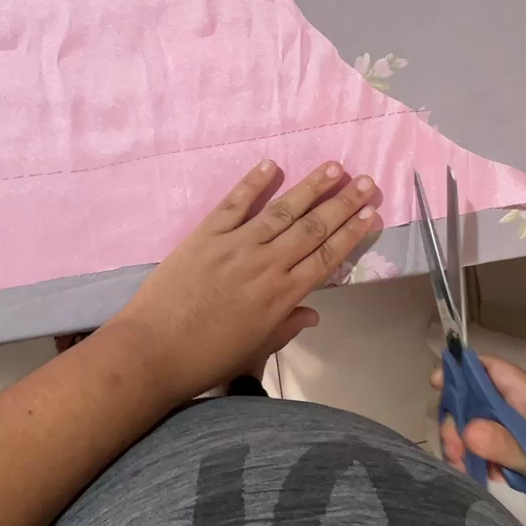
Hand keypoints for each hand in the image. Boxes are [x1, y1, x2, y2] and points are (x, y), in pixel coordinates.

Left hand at [109, 159, 379, 400]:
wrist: (153, 352)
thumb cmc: (206, 360)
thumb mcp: (255, 350)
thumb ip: (286, 328)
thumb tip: (313, 314)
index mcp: (281, 297)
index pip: (326, 258)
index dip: (352, 234)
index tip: (372, 213)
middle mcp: (266, 265)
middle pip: (313, 228)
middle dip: (343, 204)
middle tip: (366, 181)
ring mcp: (235, 246)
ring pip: (281, 211)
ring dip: (310, 187)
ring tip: (334, 167)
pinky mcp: (205, 235)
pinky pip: (234, 204)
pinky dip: (253, 183)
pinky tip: (272, 165)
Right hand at [432, 355, 525, 525]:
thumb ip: (505, 445)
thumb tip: (467, 430)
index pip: (496, 372)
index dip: (467, 370)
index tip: (437, 382)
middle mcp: (525, 419)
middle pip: (480, 404)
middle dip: (459, 418)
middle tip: (451, 444)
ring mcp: (522, 444)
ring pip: (480, 431)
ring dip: (464, 444)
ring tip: (458, 464)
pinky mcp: (519, 468)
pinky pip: (487, 456)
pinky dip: (474, 462)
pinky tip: (469, 475)